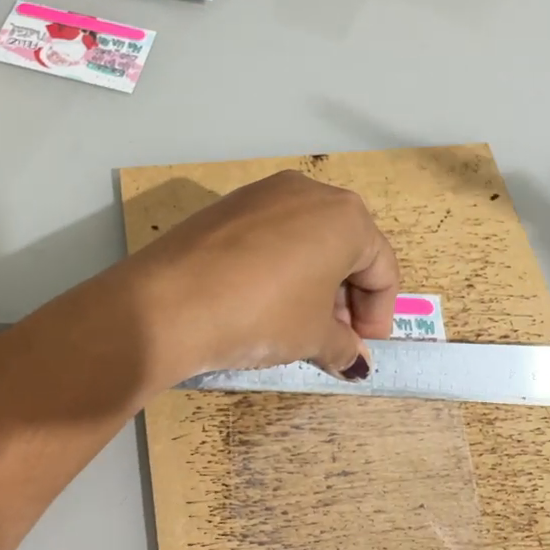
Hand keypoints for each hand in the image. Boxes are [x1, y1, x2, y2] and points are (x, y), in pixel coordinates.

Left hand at [116, 170, 400, 382]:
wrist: (167, 303)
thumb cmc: (261, 315)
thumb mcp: (312, 337)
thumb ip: (343, 345)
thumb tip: (354, 358)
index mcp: (345, 216)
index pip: (382, 268)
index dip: (378, 315)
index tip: (361, 347)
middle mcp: (308, 192)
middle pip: (345, 247)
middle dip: (345, 297)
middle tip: (332, 338)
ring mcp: (263, 194)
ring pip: (307, 239)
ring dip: (313, 282)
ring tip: (297, 324)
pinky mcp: (226, 207)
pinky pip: (271, 236)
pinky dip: (279, 267)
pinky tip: (261, 302)